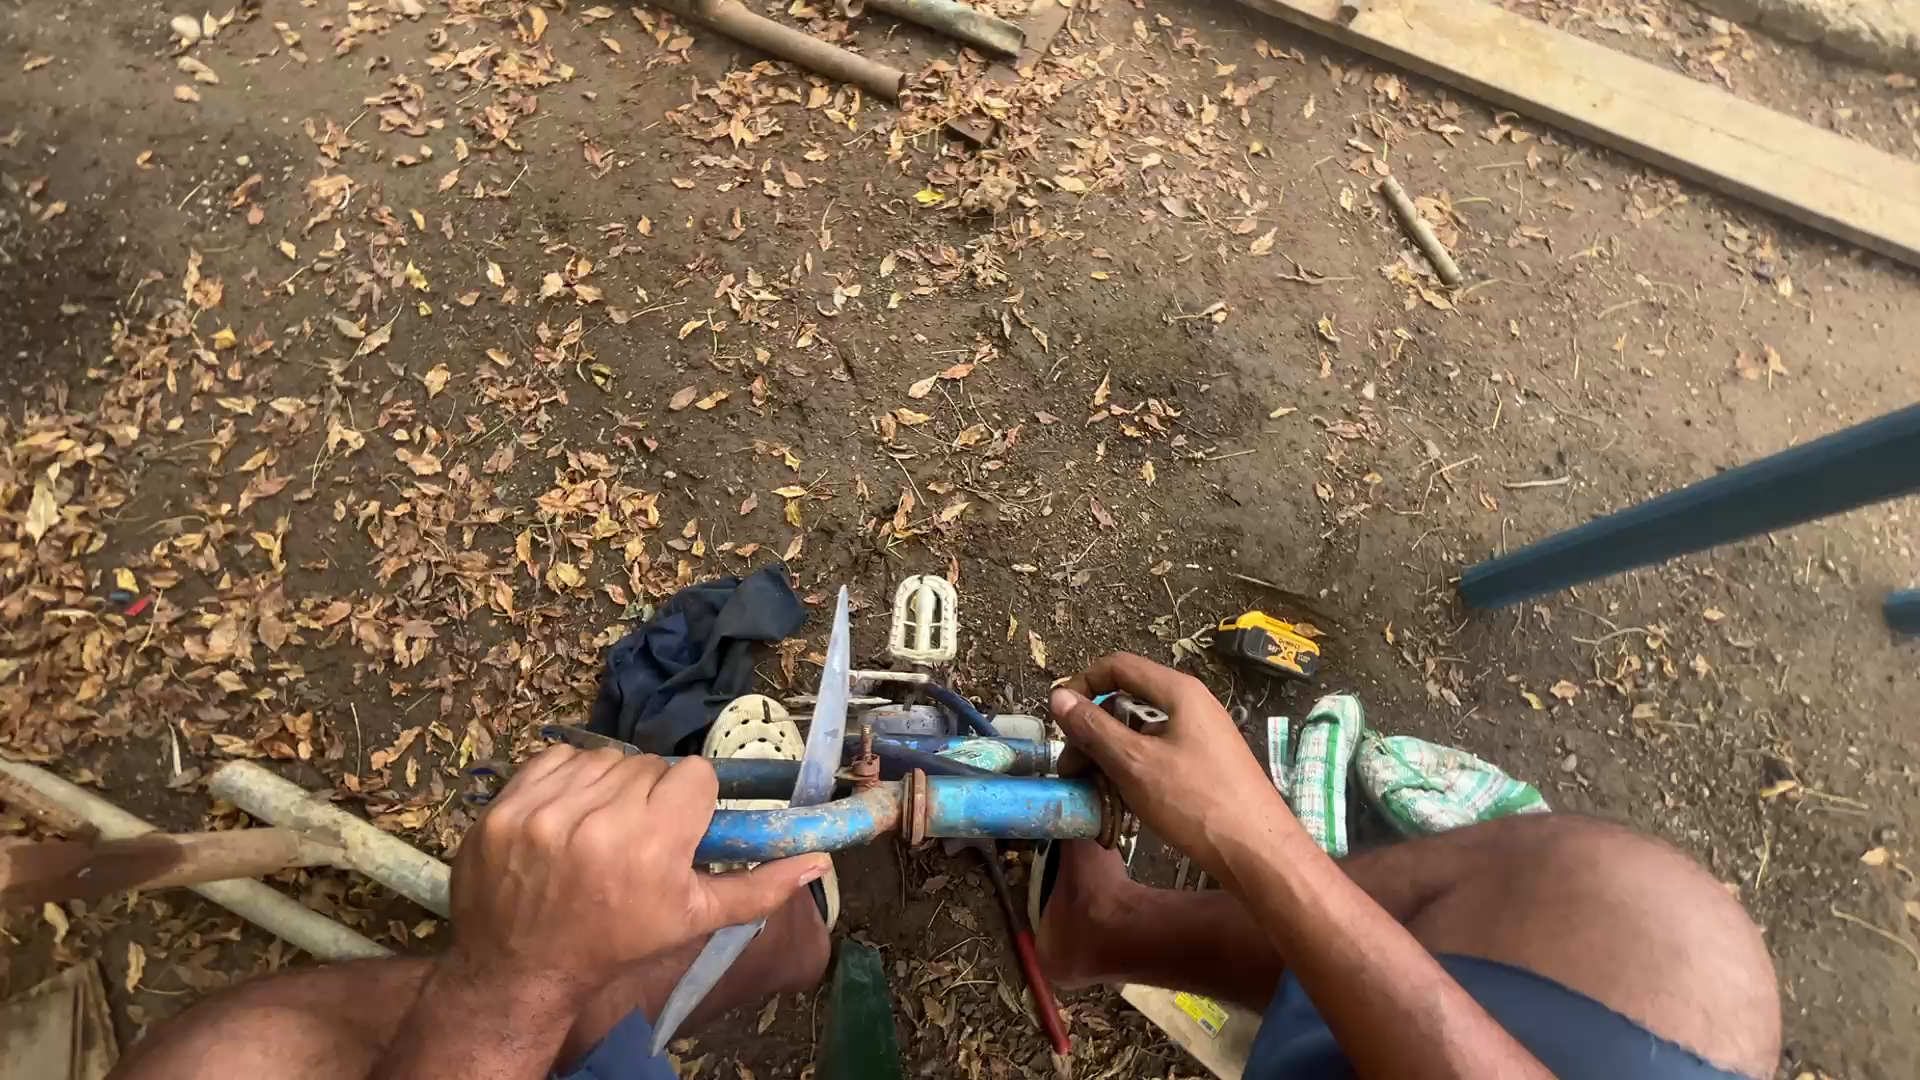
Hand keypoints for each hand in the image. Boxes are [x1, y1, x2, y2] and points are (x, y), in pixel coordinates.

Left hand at [446, 745, 829, 997]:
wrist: (518, 970)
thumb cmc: (617, 941)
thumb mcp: (694, 918)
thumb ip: (761, 887)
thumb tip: (821, 862)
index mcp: (652, 846)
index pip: (694, 774)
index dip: (690, 800)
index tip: (675, 828)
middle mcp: (600, 820)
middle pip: (652, 765)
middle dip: (652, 793)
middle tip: (637, 834)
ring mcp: (545, 811)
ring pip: (609, 758)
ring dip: (612, 783)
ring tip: (602, 825)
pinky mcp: (505, 805)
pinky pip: (562, 757)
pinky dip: (571, 777)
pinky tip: (568, 814)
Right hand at [1051, 653, 1295, 888]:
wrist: (1261, 855)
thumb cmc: (1195, 802)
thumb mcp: (1134, 763)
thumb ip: (1093, 727)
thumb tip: (1058, 696)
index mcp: (1177, 692)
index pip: (1117, 667)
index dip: (1082, 685)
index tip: (1061, 719)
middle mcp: (1189, 705)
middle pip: (1126, 702)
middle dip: (1091, 733)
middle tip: (1071, 769)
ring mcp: (1199, 736)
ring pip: (1138, 733)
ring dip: (1108, 758)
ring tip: (1092, 793)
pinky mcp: (1203, 764)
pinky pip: (1156, 755)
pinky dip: (1132, 772)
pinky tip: (1120, 804)